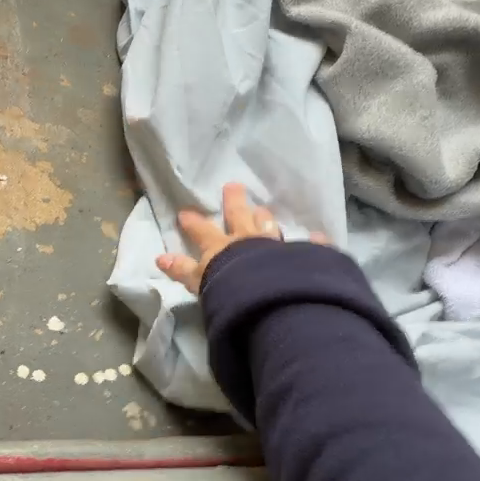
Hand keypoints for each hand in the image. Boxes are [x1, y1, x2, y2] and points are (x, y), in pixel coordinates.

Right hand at [156, 183, 320, 294]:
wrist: (266, 294)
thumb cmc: (227, 288)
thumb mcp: (198, 281)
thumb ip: (182, 270)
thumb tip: (160, 258)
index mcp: (220, 248)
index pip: (202, 232)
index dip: (193, 223)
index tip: (184, 213)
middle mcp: (247, 241)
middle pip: (239, 218)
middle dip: (234, 202)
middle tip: (233, 186)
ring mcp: (275, 247)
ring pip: (268, 227)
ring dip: (265, 219)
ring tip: (264, 210)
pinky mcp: (301, 258)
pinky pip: (310, 247)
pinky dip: (314, 243)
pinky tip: (318, 237)